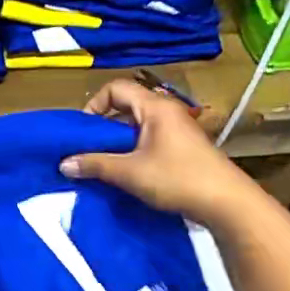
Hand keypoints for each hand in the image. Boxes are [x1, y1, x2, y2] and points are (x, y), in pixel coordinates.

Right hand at [60, 79, 259, 225]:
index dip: (94, 104)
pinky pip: (148, 140)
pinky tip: (125, 173)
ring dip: (117, 142)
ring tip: (103, 164)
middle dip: (103, 126)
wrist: (226, 202)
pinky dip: (132, 151)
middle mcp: (166, 111)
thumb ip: (95, 165)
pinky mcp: (181, 148)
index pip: (116, 88)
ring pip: (136, 126)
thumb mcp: (129, 172)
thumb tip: (63, 164)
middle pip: (125, 106)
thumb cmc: (177, 178)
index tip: (84, 131)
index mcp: (154, 107)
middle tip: (88, 149)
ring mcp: (176, 130)